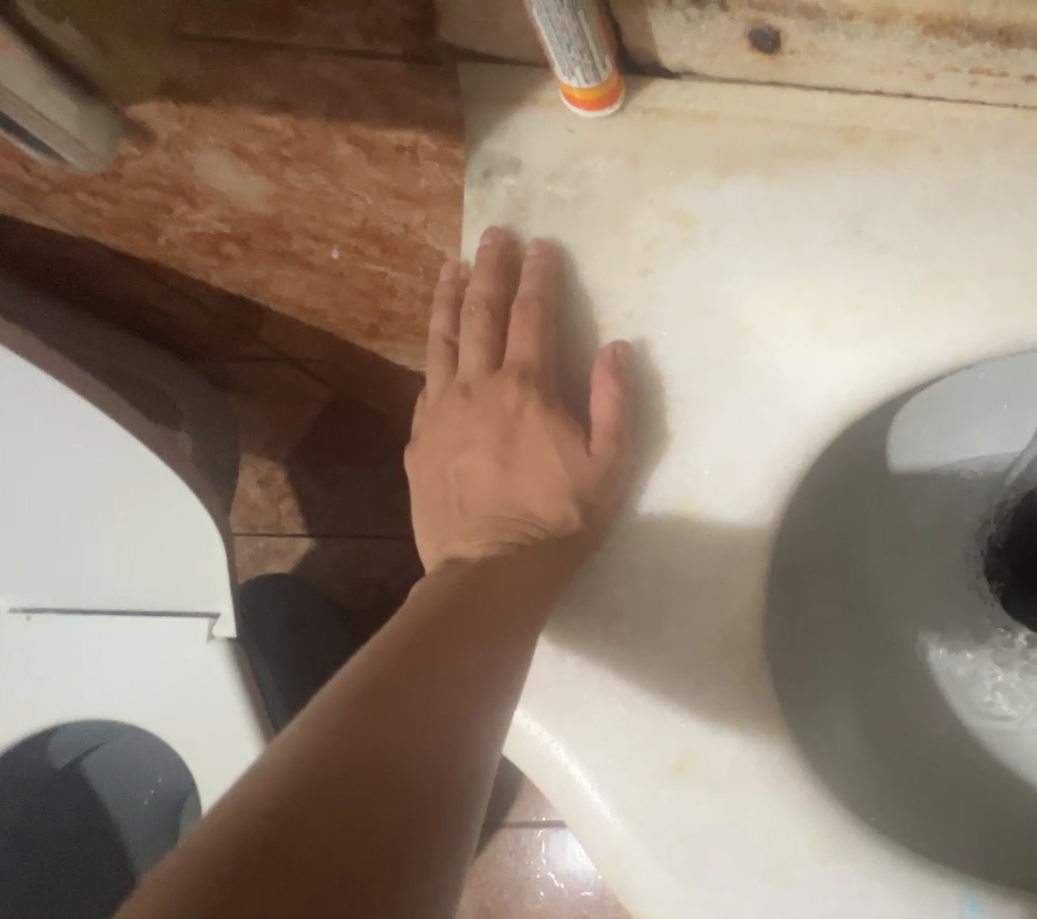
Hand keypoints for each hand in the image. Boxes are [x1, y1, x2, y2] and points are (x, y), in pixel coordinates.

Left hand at [407, 227, 634, 574]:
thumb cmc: (563, 518)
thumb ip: (615, 402)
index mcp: (530, 389)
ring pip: (443, 337)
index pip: (533, 317)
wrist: (492, 566)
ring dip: (449, 296)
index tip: (541, 245)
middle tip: (495, 234)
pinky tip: (438, 339)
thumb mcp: (611, 465)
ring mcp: (441, 408)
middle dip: (490, 269)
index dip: (539, 278)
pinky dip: (433, 345)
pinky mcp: (419, 435)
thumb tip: (616, 347)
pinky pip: (427, 377)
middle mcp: (480, 385)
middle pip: (481, 313)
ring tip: (452, 264)